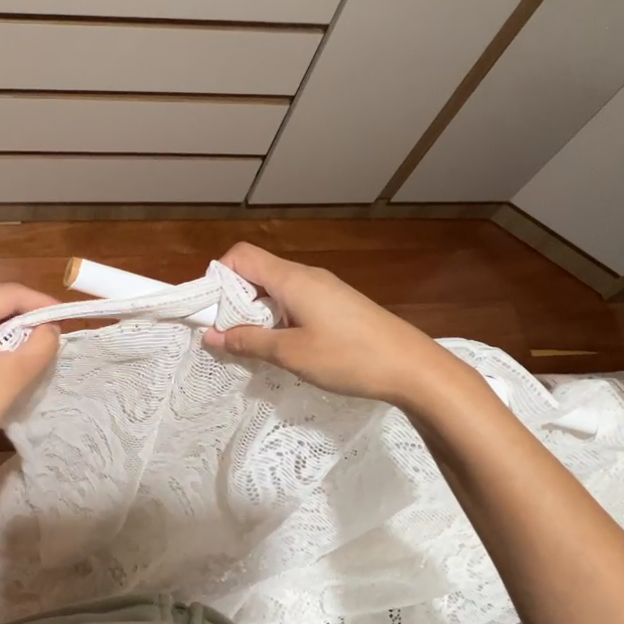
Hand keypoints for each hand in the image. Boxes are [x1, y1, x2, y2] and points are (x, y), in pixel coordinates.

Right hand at [203, 242, 448, 404]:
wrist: (413, 368)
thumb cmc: (349, 357)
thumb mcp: (291, 354)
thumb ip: (248, 342)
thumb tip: (211, 335)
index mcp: (292, 279)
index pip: (241, 255)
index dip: (219, 276)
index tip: (210, 311)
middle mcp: (306, 276)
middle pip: (256, 272)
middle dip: (233, 300)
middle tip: (227, 335)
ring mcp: (324, 290)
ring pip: (275, 290)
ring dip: (256, 313)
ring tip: (253, 346)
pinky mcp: (337, 306)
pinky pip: (295, 302)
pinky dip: (278, 319)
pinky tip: (284, 348)